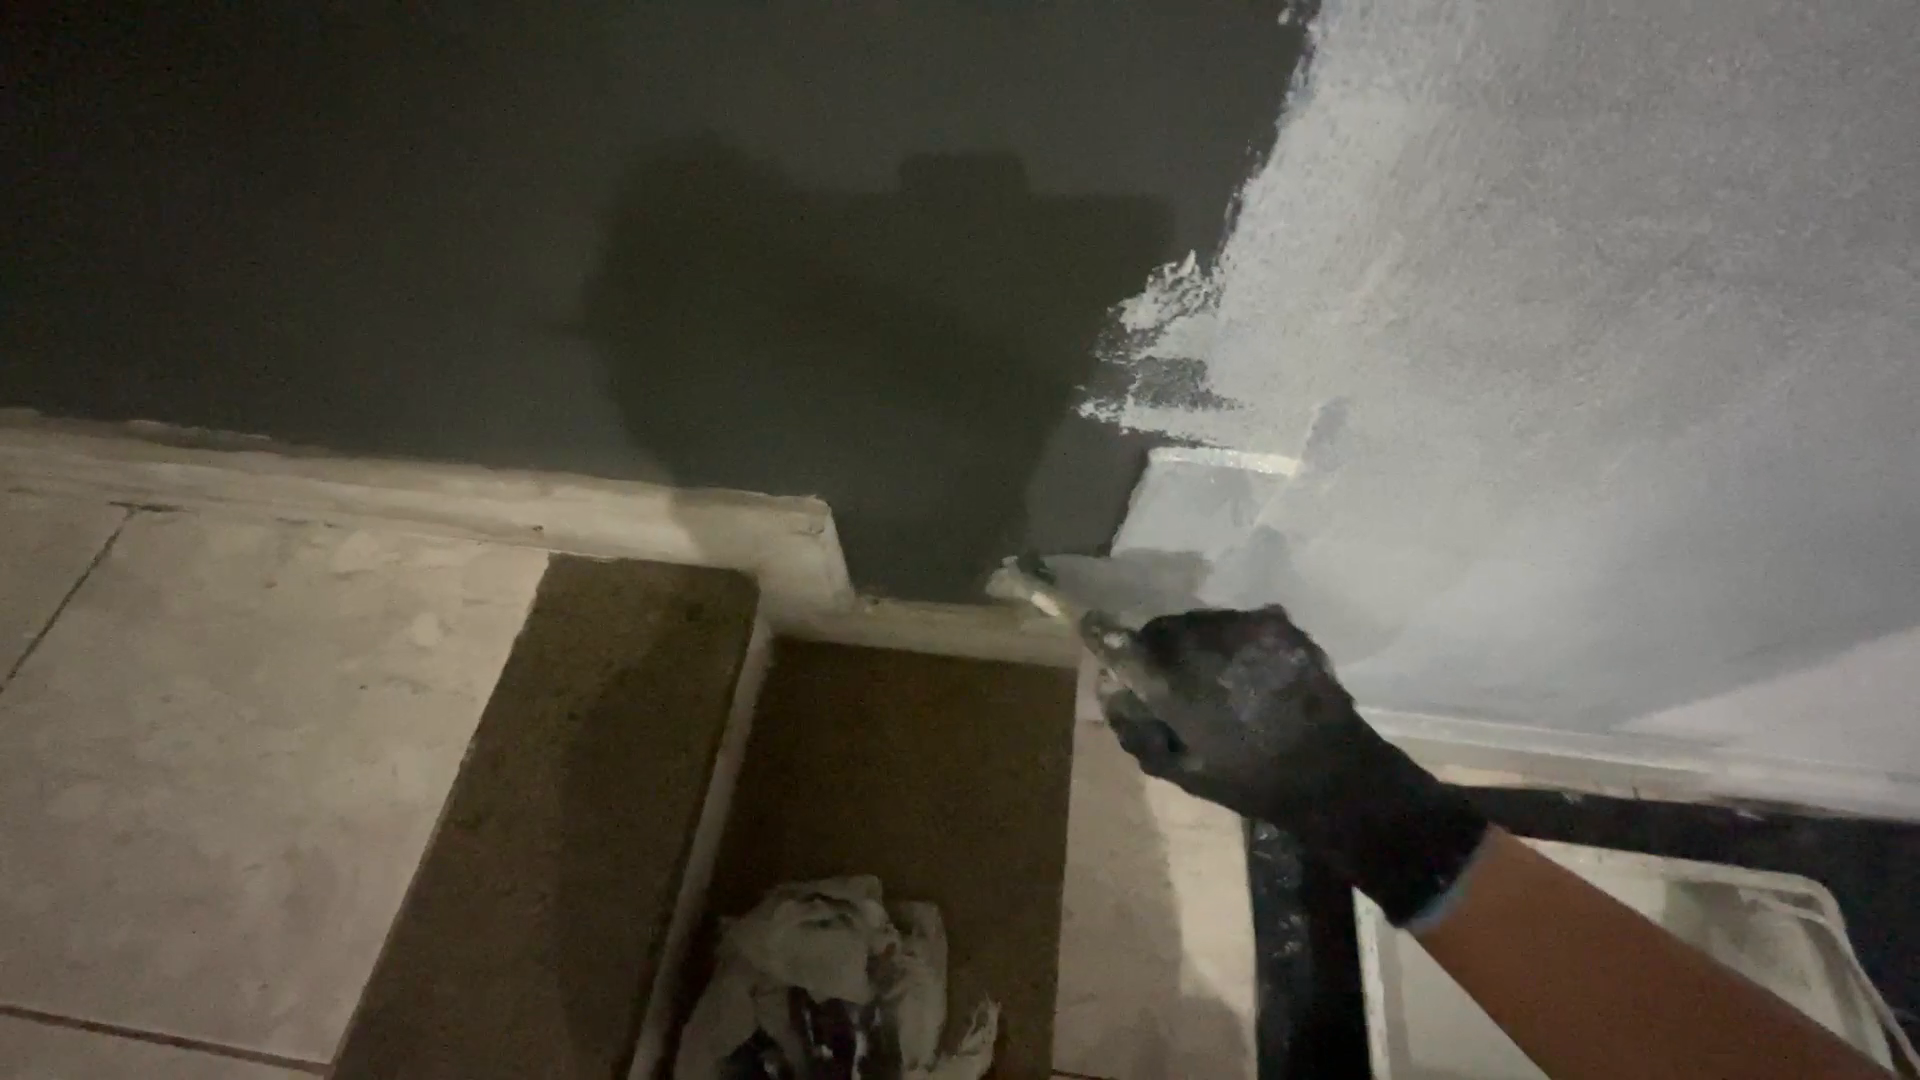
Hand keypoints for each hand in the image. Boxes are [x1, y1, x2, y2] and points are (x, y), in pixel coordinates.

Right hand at [1085, 606, 1488, 925]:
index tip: (1091, 626)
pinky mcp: (1278, 625)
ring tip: (1214, 673)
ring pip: (1200, 622)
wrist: (1336, 775)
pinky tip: (1244, 668)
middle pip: (1163, 629)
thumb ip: (1139, 727)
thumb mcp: (1183, 767)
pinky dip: (1229, 639)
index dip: (1104, 636)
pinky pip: (1236, 622)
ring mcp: (1247, 630)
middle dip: (1159, 648)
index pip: (1127, 648)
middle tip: (1170, 676)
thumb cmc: (1251, 780)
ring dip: (1194, 641)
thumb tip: (1109, 689)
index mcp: (1179, 688)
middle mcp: (1207, 647)